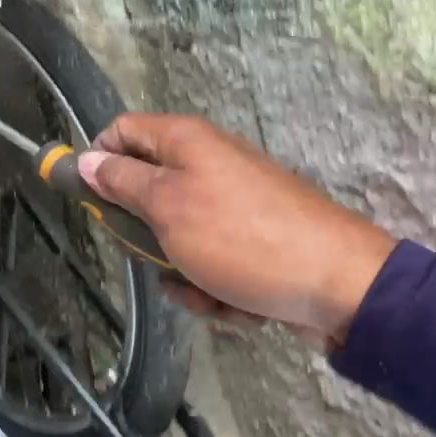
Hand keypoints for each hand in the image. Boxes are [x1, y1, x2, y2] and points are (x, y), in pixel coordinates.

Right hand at [77, 113, 396, 346]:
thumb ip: (118, 181)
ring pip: (179, 230)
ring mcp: (240, 202)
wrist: (350, 290)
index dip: (98, 161)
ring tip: (200, 290)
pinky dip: (215, 282)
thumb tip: (85, 160)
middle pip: (147, 187)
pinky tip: (232, 304)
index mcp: (185, 140)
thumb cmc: (241, 238)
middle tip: (146, 253)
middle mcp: (210, 162)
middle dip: (143, 230)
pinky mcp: (262, 240)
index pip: (119, 132)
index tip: (94, 199)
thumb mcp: (165, 207)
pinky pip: (216, 255)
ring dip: (178, 267)